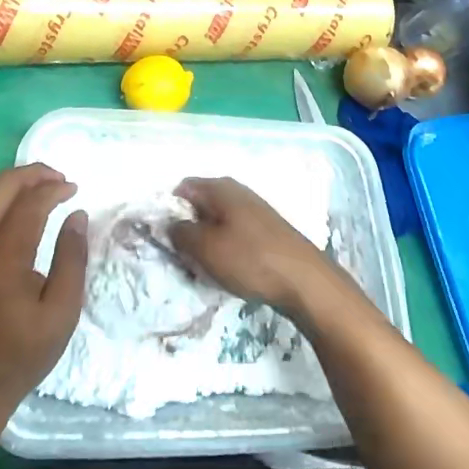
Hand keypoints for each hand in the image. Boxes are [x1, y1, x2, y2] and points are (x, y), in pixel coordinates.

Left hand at [0, 164, 87, 416]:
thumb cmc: (20, 356)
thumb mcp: (61, 314)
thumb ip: (72, 260)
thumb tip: (77, 216)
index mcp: (3, 260)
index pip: (29, 204)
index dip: (54, 189)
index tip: (75, 188)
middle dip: (31, 174)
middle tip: (59, 178)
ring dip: (14, 185)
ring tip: (43, 189)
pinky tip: (19, 211)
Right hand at [169, 178, 334, 312]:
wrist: (304, 281)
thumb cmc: (250, 259)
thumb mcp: (205, 248)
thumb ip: (180, 232)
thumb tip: (170, 223)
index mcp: (220, 187)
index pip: (182, 188)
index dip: (168, 210)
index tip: (164, 237)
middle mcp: (237, 192)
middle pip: (199, 205)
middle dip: (188, 229)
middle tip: (184, 257)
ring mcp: (253, 210)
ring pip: (216, 222)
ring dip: (206, 244)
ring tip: (205, 268)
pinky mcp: (265, 231)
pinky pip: (233, 235)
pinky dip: (225, 250)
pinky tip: (228, 271)